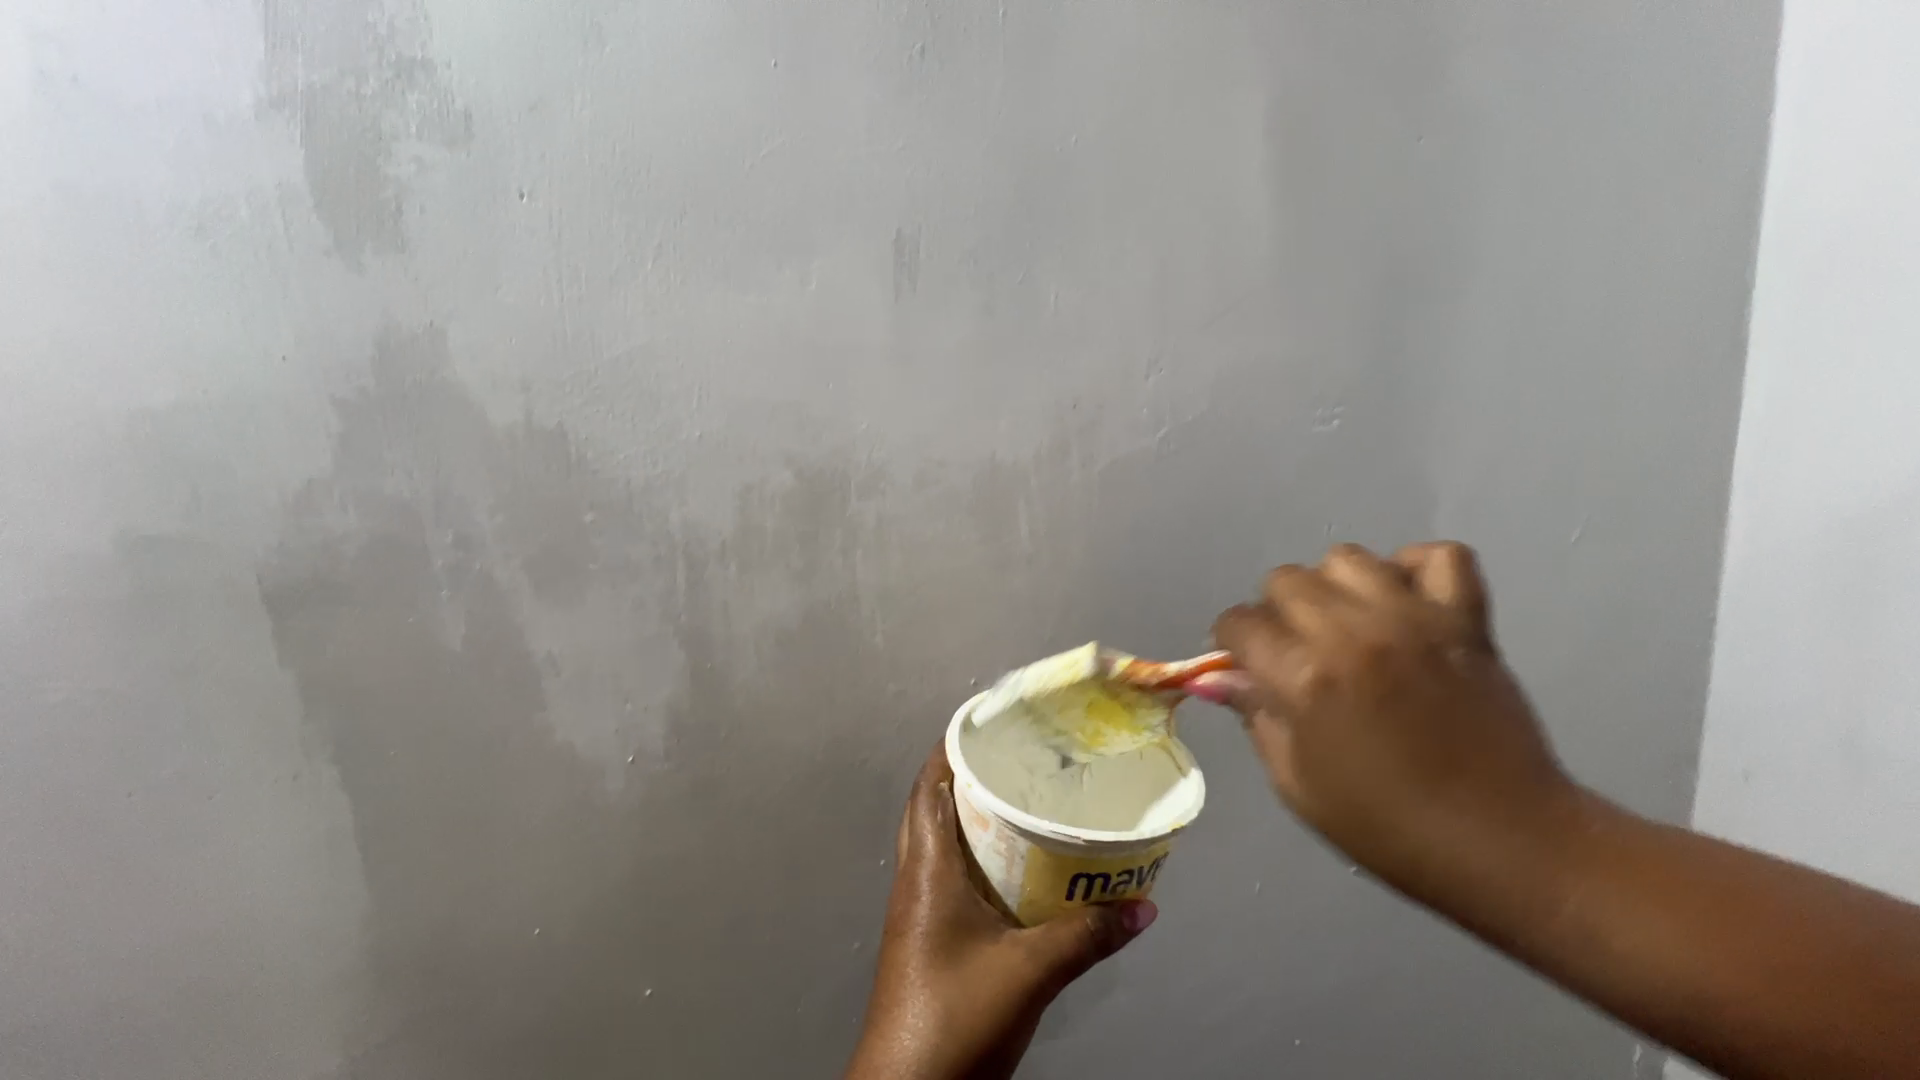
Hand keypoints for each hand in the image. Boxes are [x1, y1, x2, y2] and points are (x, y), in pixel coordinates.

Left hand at [845, 746, 1156, 1079]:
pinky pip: (955, 877)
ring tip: (1026, 799)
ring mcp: (921, 910)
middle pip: (935, 807)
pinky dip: (984, 858)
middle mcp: (917, 879)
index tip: (991, 723)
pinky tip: (1022, 867)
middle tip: (1020, 758)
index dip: (952, 746)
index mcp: (927, 869)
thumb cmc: (955, 1014)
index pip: (928, 785)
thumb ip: (1088, 936)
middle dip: (971, 776)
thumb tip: (1144, 906)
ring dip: (976, 817)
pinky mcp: (932, 937)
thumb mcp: (1030, 971)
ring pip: (944, 842)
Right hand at [1191, 542, 1588, 903]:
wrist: (1503, 841)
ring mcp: (1415, 620)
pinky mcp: (1466, 621)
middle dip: (1275, 613)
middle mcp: (1354, 633)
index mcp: (1306, 678)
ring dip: (1333, 587)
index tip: (1245, 666)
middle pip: (1285, 580)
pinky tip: (1403, 602)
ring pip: (1347, 558)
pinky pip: (1438, 556)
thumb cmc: (1386, 826)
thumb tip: (1222, 677)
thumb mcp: (1297, 784)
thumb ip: (1257, 716)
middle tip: (1294, 650)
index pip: (1240, 622)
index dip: (1232, 643)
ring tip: (1345, 625)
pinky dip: (1413, 569)